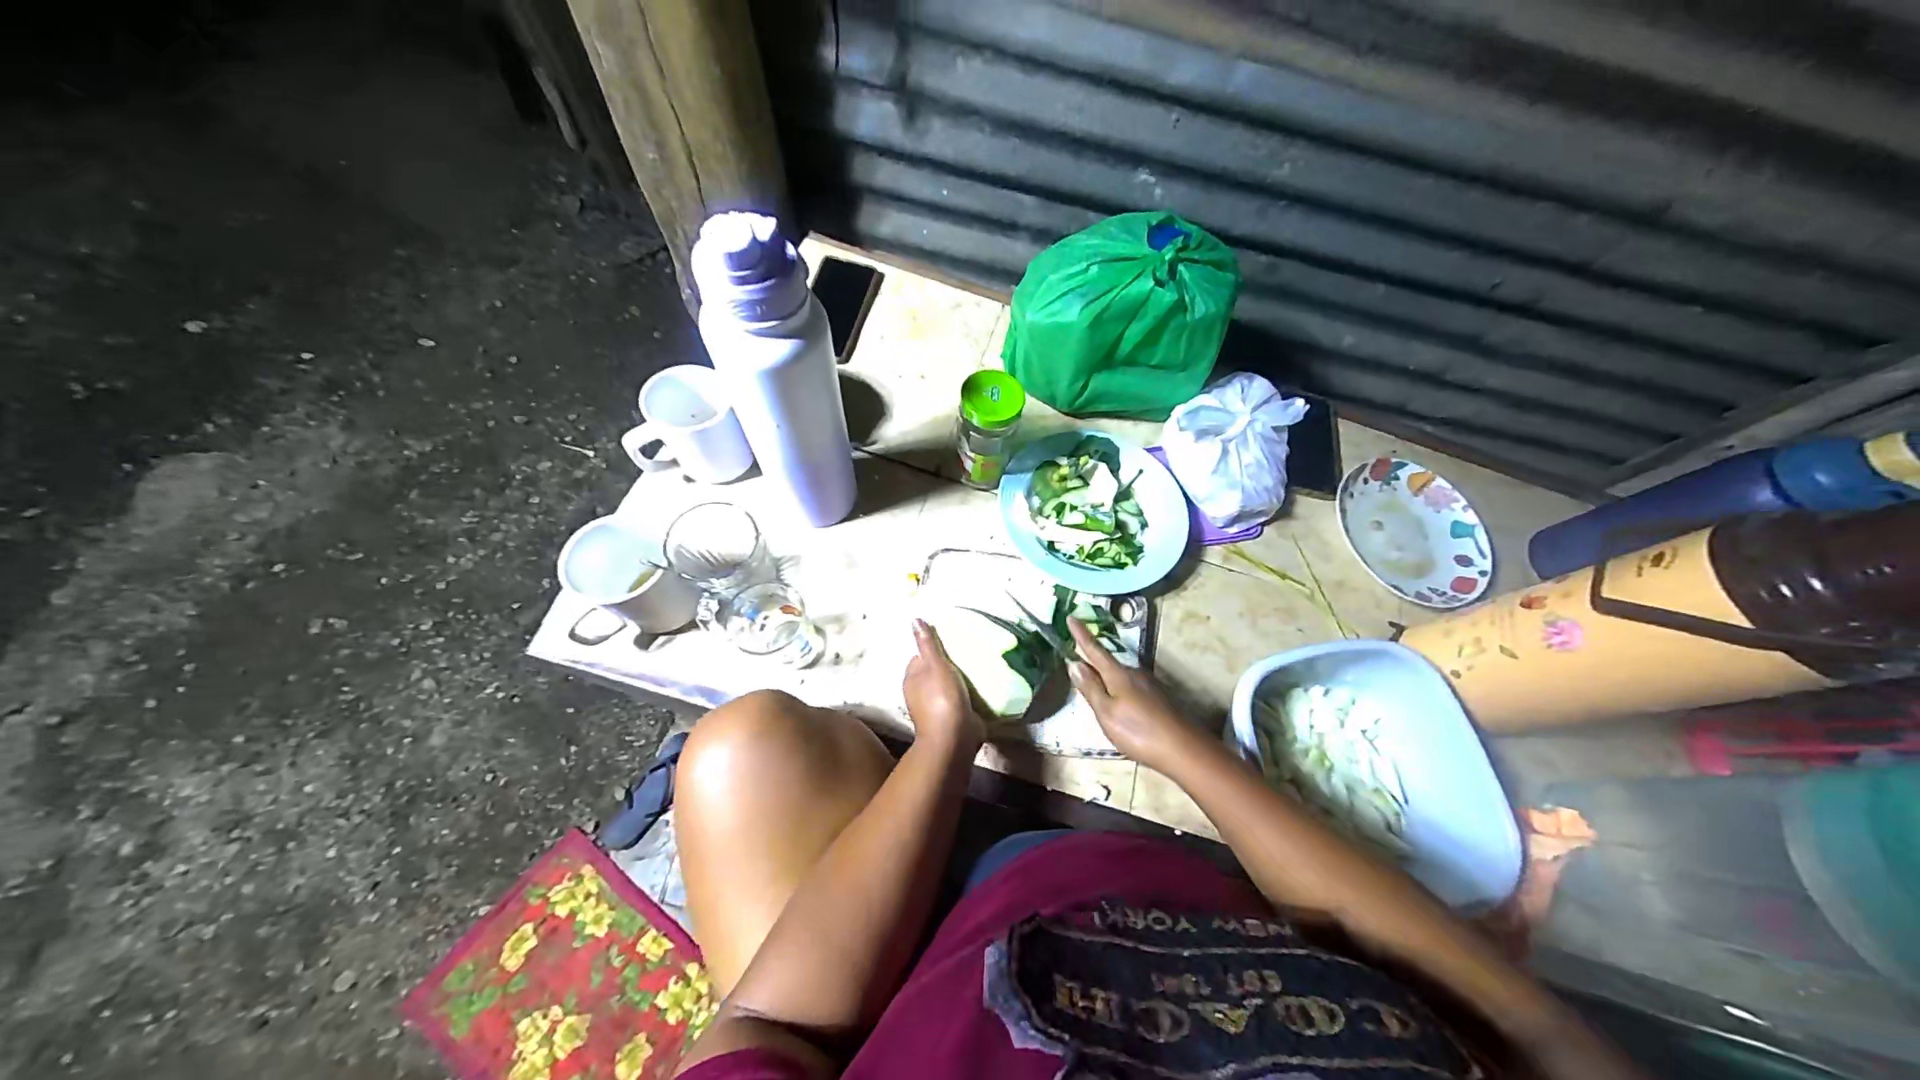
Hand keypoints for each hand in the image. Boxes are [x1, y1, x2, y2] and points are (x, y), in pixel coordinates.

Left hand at [903, 619, 985, 751]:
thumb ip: (927, 643)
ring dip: (960, 679)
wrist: (955, 736)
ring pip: (948, 685)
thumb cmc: (941, 697)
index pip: (919, 657)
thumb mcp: (934, 664)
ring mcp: (936, 706)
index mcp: (912, 678)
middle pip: (935, 671)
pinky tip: (982, 686)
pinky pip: (961, 699)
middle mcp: (920, 692)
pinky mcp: (953, 717)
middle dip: (949, 664)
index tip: (951, 641)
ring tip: (979, 665)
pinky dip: (969, 693)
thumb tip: (914, 619)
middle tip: (969, 652)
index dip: (933, 649)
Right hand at [1068, 619, 1205, 771]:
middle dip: (1092, 663)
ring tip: (1095, 694)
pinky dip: (1118, 691)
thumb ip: (1090, 688)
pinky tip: (1118, 708)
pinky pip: (1130, 688)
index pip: (1095, 649)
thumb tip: (1074, 663)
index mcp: (1119, 674)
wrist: (1184, 750)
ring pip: (1119, 677)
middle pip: (1108, 663)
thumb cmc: (1139, 731)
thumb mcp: (1107, 712)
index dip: (1081, 634)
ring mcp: (1148, 685)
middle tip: (1076, 667)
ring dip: (1106, 680)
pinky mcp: (1157, 699)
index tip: (1071, 616)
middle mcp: (1134, 673)